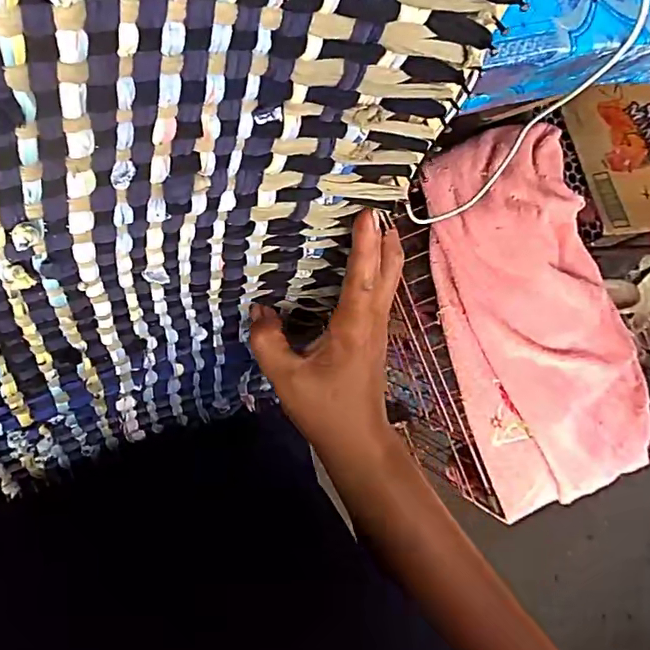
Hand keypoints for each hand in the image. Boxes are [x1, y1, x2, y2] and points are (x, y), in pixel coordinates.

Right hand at [249, 208, 404, 462]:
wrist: (359, 441)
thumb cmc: (325, 409)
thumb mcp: (286, 378)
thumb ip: (268, 341)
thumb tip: (260, 308)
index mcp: (353, 326)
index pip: (363, 277)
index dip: (366, 243)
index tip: (369, 213)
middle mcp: (372, 321)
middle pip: (388, 272)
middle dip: (387, 239)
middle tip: (381, 209)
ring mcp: (378, 328)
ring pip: (389, 281)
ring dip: (387, 252)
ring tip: (379, 226)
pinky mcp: (375, 336)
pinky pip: (382, 292)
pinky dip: (380, 270)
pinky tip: (368, 265)